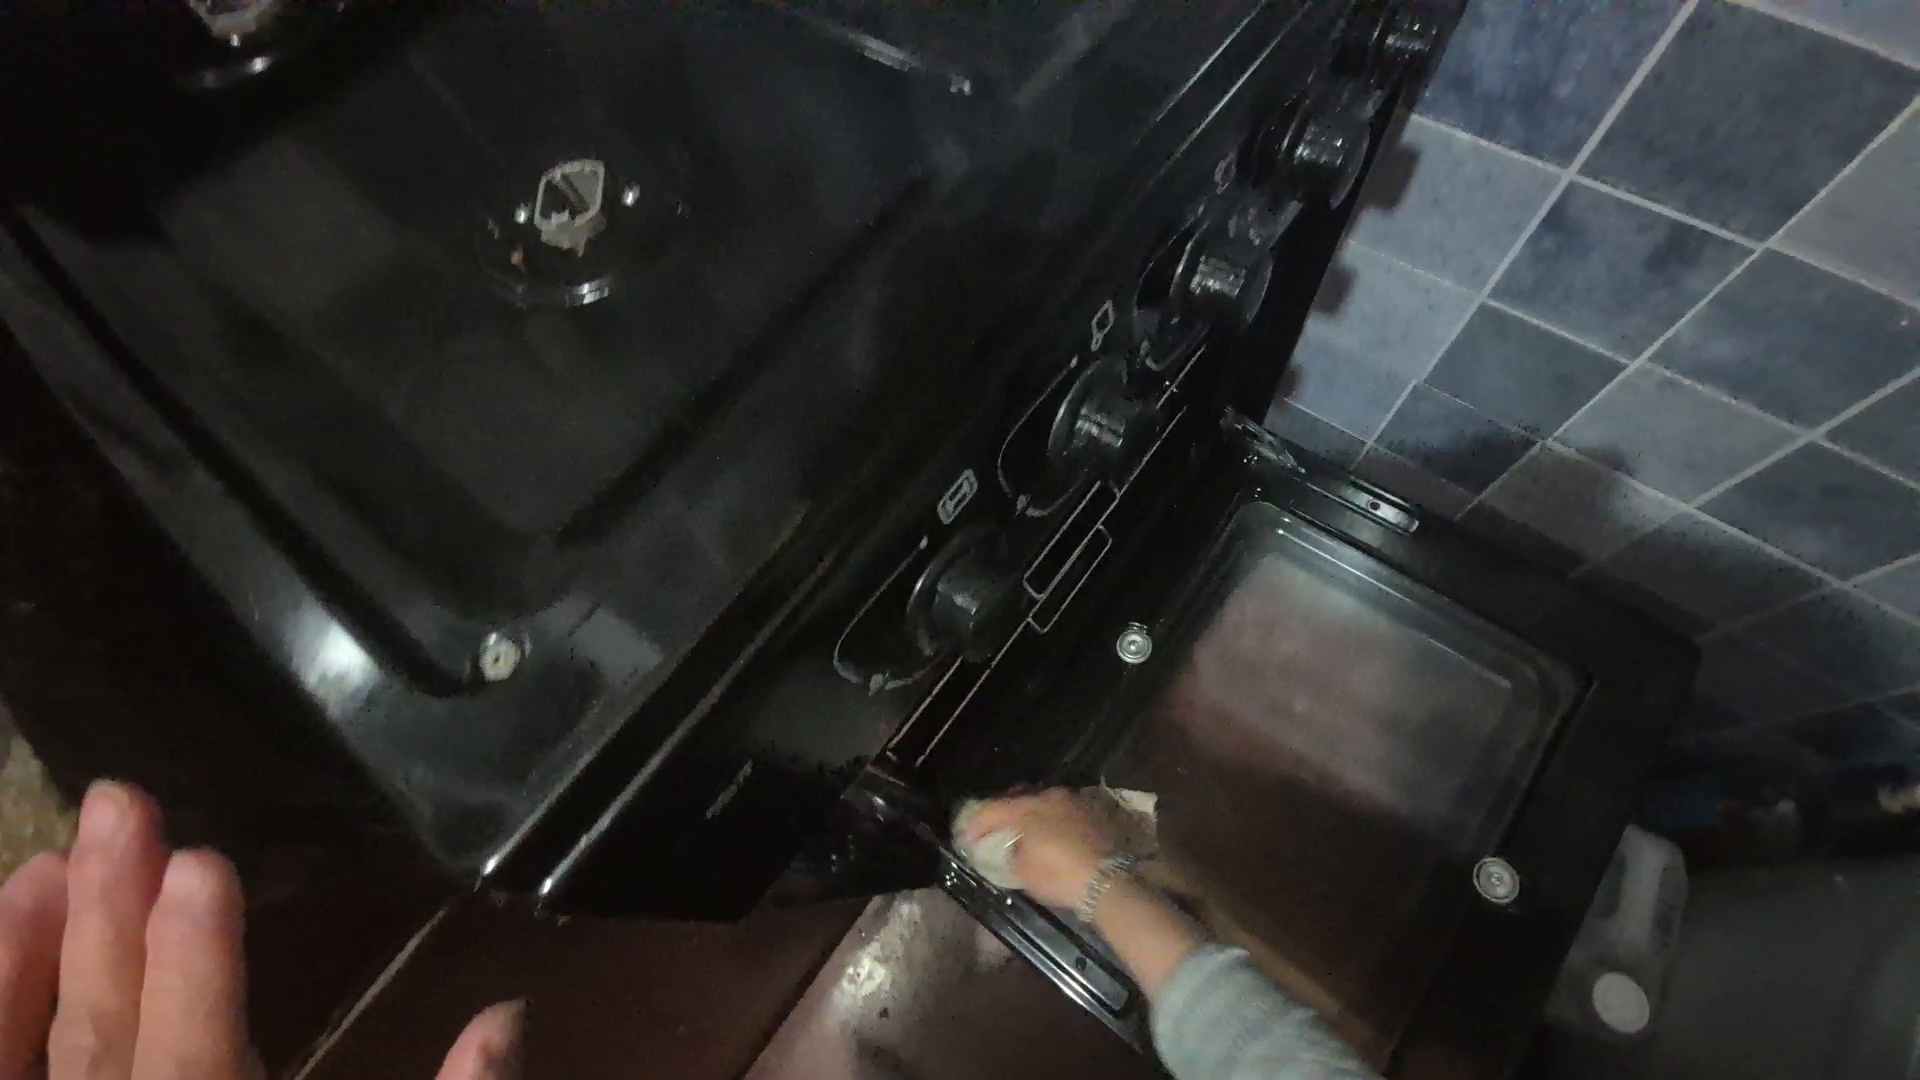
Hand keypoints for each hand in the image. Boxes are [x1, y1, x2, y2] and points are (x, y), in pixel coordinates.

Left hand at [0, 780, 523, 1079]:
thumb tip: (506, 1013)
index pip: (193, 1066)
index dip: (197, 964)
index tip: (200, 861)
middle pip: (95, 1046)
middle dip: (110, 919)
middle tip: (117, 806)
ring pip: (8, 1072)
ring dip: (18, 963)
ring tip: (46, 862)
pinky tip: (5, 945)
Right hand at [956, 788, 1117, 908]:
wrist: (1110, 882)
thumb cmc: (1060, 876)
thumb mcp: (1025, 872)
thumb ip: (1013, 854)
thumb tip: (1015, 849)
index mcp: (1027, 808)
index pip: (993, 810)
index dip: (976, 824)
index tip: (966, 839)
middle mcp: (1049, 796)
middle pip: (1019, 799)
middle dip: (1005, 813)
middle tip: (996, 829)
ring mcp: (1073, 800)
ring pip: (1044, 802)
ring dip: (1032, 814)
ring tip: (1027, 831)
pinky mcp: (1093, 810)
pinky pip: (1064, 810)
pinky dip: (1054, 819)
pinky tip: (1054, 833)